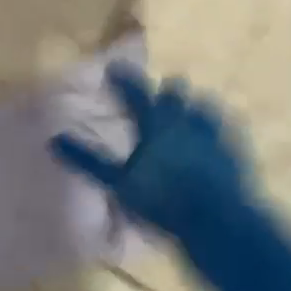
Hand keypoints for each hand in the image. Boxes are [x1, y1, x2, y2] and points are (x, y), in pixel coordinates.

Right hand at [51, 64, 290, 290]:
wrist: (223, 225)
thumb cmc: (163, 202)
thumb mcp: (118, 184)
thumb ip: (88, 161)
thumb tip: (53, 140)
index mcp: (156, 124)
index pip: (135, 93)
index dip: (123, 79)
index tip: (114, 66)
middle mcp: (187, 121)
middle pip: (176, 94)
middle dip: (166, 92)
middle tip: (158, 93)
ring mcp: (216, 136)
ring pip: (204, 108)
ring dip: (193, 107)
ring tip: (188, 110)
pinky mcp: (238, 154)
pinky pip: (227, 131)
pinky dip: (217, 130)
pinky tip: (216, 137)